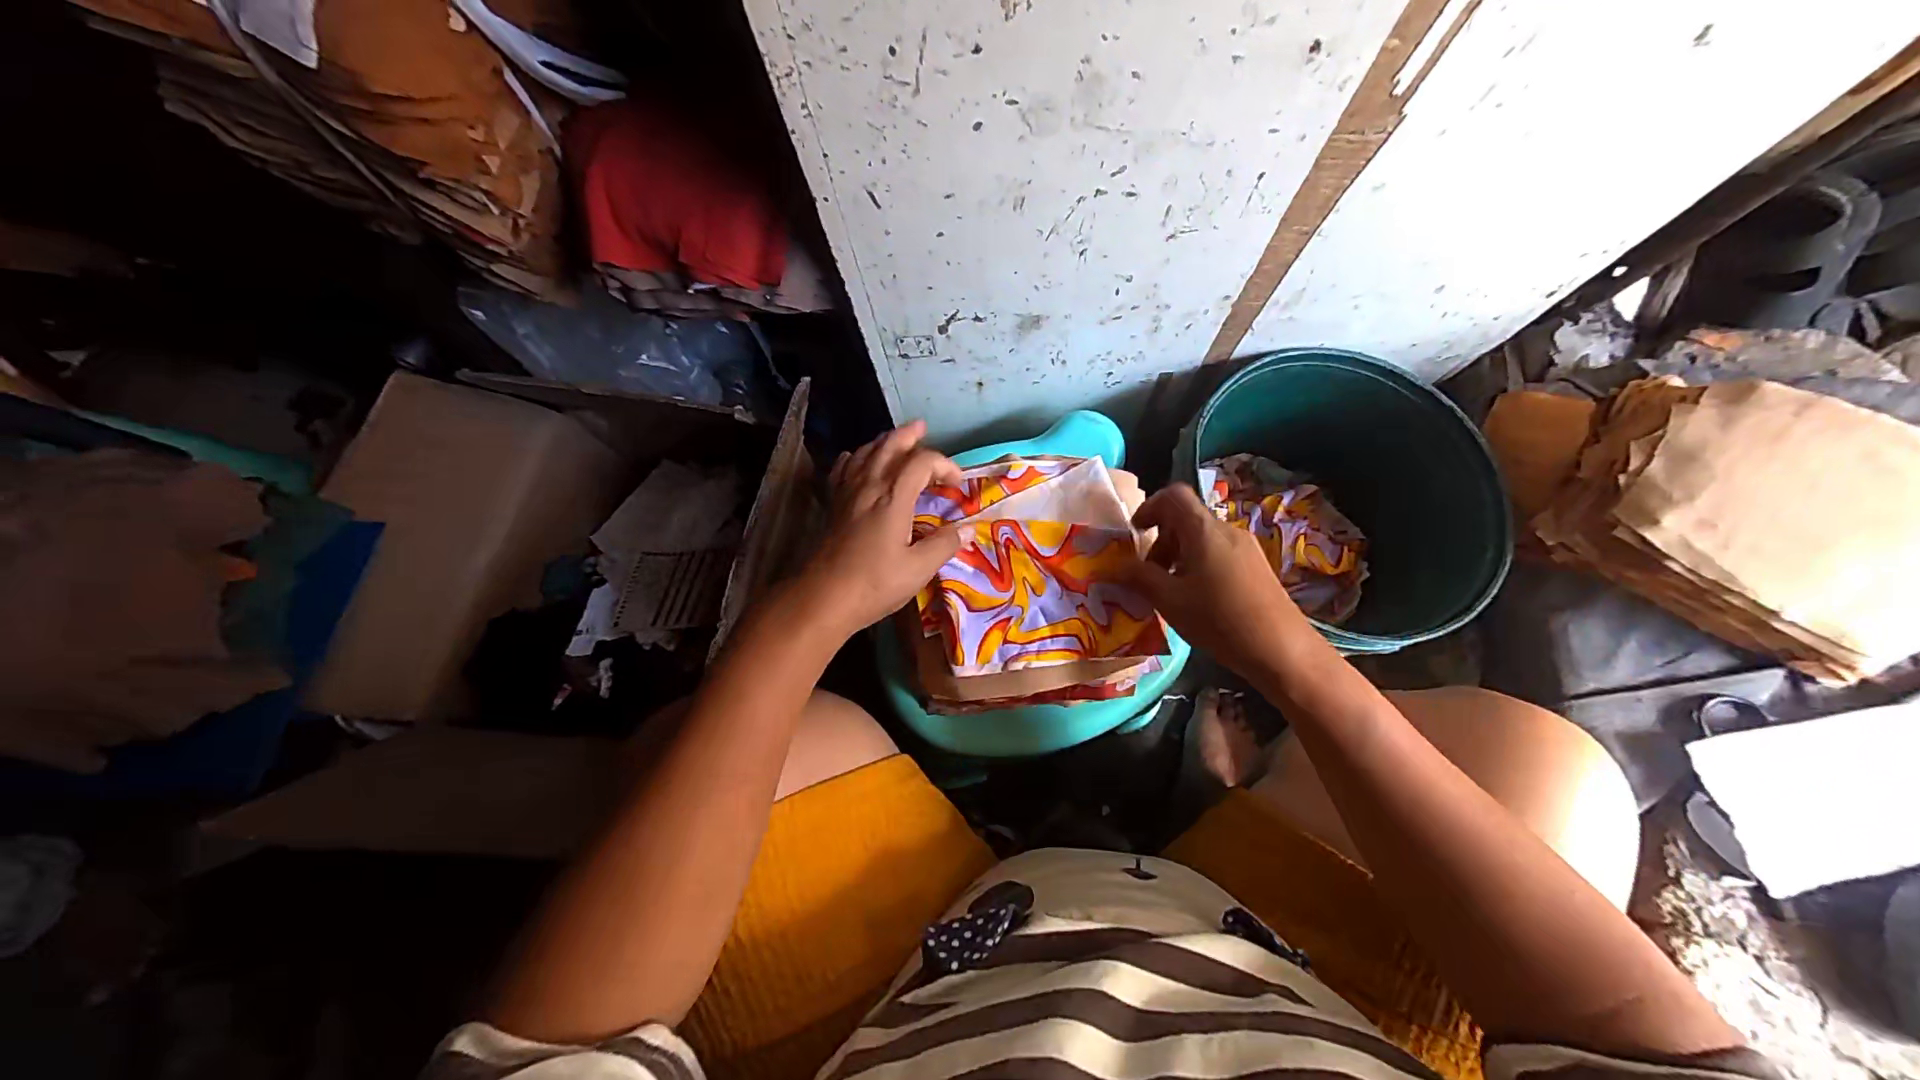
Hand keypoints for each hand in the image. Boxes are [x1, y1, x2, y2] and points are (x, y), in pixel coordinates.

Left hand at [793, 421, 963, 637]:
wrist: (822, 597)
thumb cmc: (874, 584)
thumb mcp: (917, 569)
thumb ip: (943, 545)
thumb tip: (966, 529)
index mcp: (893, 498)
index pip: (922, 463)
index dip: (944, 465)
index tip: (957, 484)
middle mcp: (869, 487)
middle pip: (888, 446)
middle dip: (908, 435)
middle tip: (921, 428)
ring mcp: (846, 494)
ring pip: (864, 453)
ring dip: (882, 442)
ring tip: (894, 440)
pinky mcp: (832, 505)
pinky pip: (843, 469)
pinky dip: (854, 458)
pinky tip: (856, 460)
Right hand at [1123, 484, 1323, 681]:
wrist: (1282, 650)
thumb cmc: (1219, 620)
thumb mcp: (1169, 601)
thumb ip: (1139, 577)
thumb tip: (1114, 565)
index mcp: (1203, 530)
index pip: (1173, 495)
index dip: (1149, 508)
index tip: (1135, 534)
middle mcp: (1227, 530)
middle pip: (1186, 519)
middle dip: (1161, 541)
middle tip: (1149, 574)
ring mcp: (1246, 548)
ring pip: (1202, 538)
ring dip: (1179, 556)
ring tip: (1171, 591)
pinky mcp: (1257, 566)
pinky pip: (1219, 553)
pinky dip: (1199, 565)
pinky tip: (1198, 599)